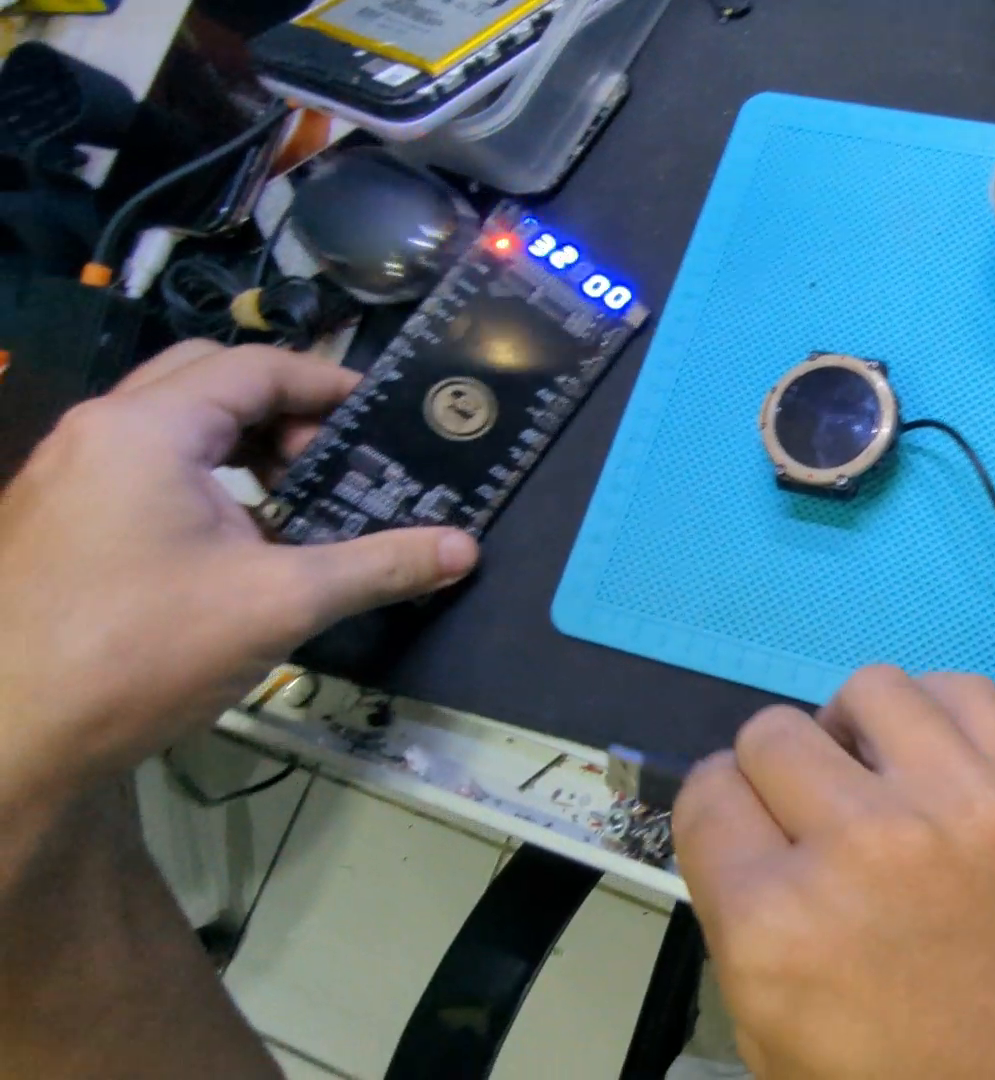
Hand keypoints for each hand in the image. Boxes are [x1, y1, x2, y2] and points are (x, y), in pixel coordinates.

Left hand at [0, 342, 478, 807]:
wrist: (2, 742)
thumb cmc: (140, 650)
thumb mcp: (284, 602)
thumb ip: (383, 565)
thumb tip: (465, 549)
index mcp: (144, 433)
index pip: (254, 369)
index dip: (331, 384)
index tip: (390, 419)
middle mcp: (100, 437)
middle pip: (210, 379)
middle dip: (289, 406)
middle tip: (343, 455)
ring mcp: (74, 479)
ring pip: (181, 423)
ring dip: (255, 443)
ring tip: (311, 494)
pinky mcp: (69, 522)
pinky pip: (158, 467)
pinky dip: (220, 477)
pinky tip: (260, 534)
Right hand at [673, 666, 994, 1079]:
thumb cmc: (910, 1078)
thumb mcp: (776, 1030)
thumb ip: (742, 908)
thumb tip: (745, 808)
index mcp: (778, 927)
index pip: (708, 793)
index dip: (726, 805)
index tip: (754, 818)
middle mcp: (865, 845)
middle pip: (774, 732)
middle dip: (785, 769)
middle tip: (824, 805)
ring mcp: (965, 805)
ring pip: (871, 688)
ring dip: (862, 729)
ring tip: (887, 773)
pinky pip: (966, 689)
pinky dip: (941, 714)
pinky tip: (948, 759)